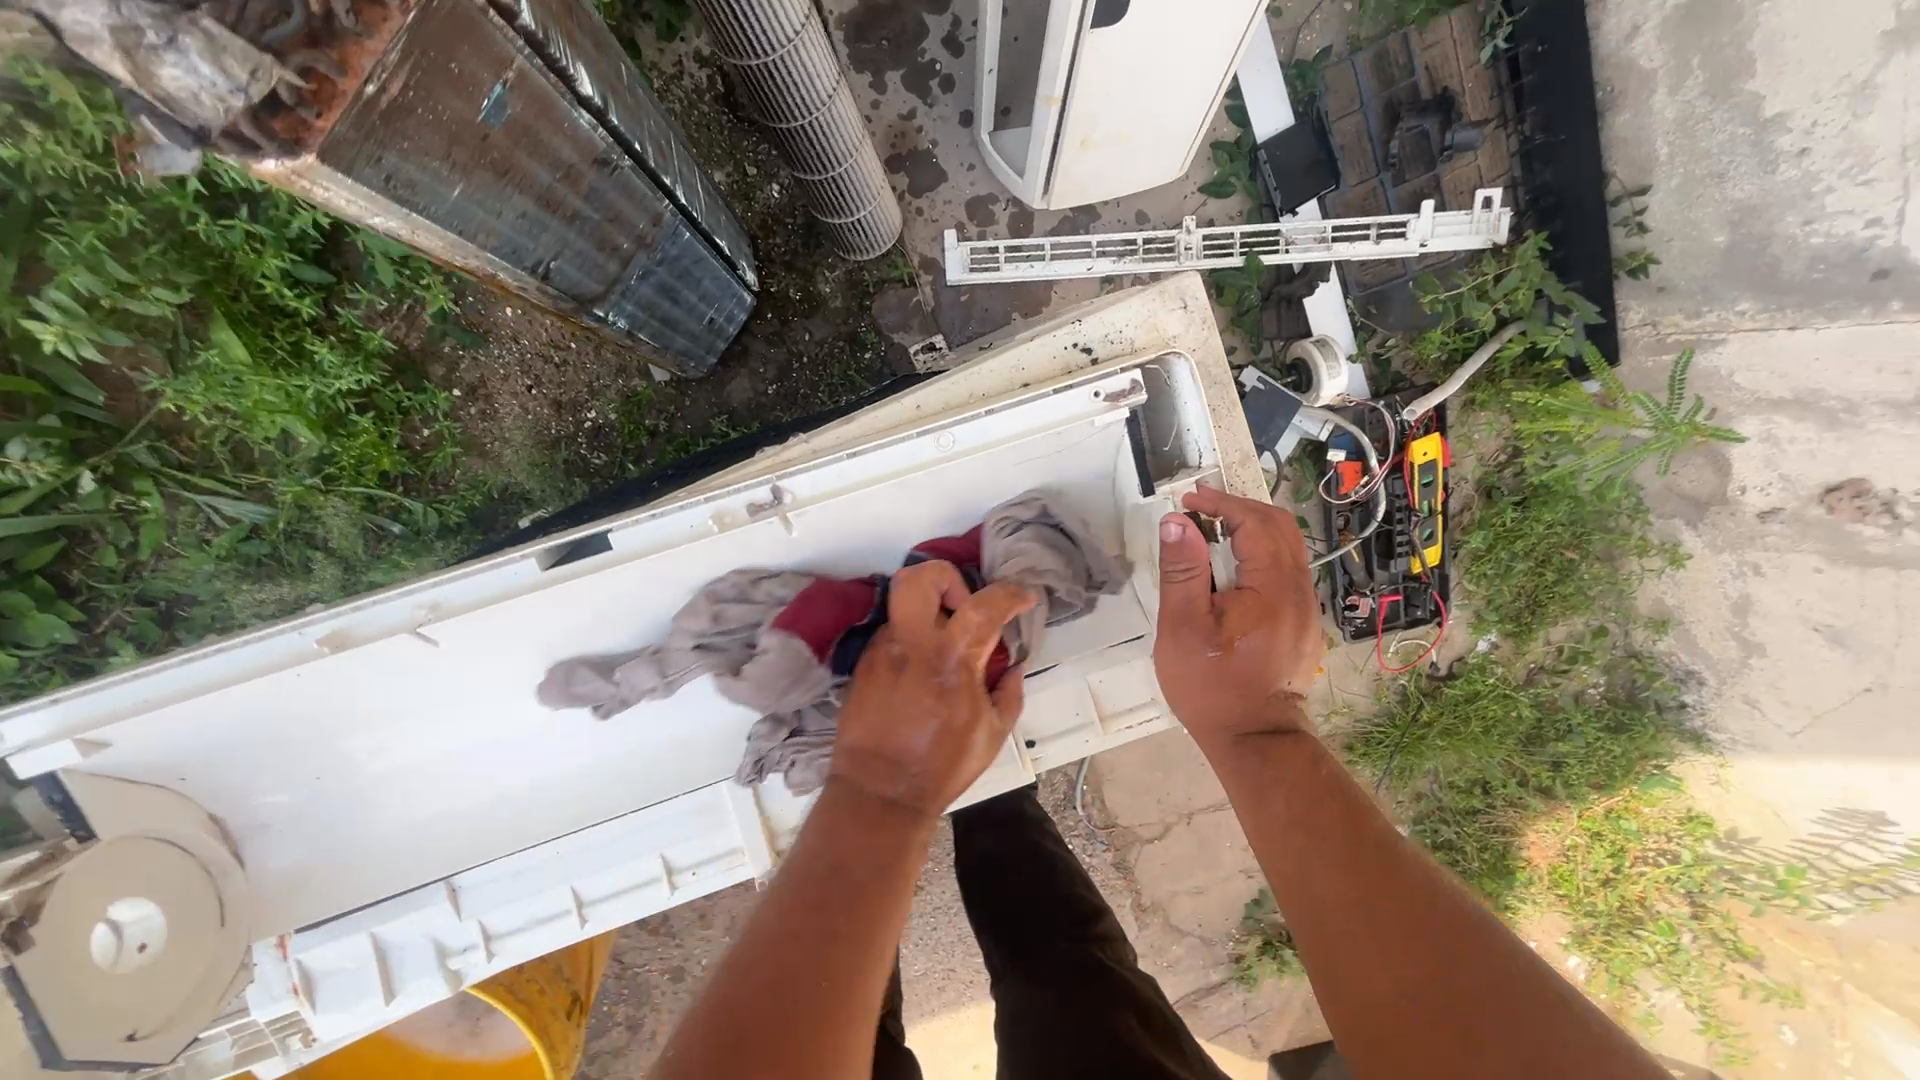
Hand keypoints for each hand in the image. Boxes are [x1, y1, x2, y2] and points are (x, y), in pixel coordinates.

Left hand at [829, 561, 1036, 817]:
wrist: (878, 792)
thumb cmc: (941, 766)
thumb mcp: (993, 734)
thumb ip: (1009, 692)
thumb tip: (1012, 666)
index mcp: (952, 661)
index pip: (984, 606)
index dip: (1010, 594)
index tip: (1023, 599)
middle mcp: (912, 646)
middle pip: (918, 578)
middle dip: (945, 577)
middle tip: (962, 605)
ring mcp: (882, 652)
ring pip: (905, 609)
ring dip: (929, 617)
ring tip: (943, 650)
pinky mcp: (863, 665)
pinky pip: (892, 637)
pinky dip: (912, 644)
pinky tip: (920, 675)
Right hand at [1153, 486, 1322, 743]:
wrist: (1255, 739)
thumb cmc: (1211, 686)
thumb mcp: (1182, 627)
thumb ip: (1182, 570)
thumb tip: (1178, 521)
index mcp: (1272, 586)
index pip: (1255, 523)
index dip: (1222, 503)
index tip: (1189, 501)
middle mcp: (1300, 591)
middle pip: (1280, 528)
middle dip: (1240, 511)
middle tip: (1201, 512)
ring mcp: (1307, 610)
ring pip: (1288, 550)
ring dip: (1252, 533)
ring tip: (1212, 538)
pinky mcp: (1304, 626)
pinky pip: (1288, 574)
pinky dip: (1261, 557)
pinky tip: (1232, 575)